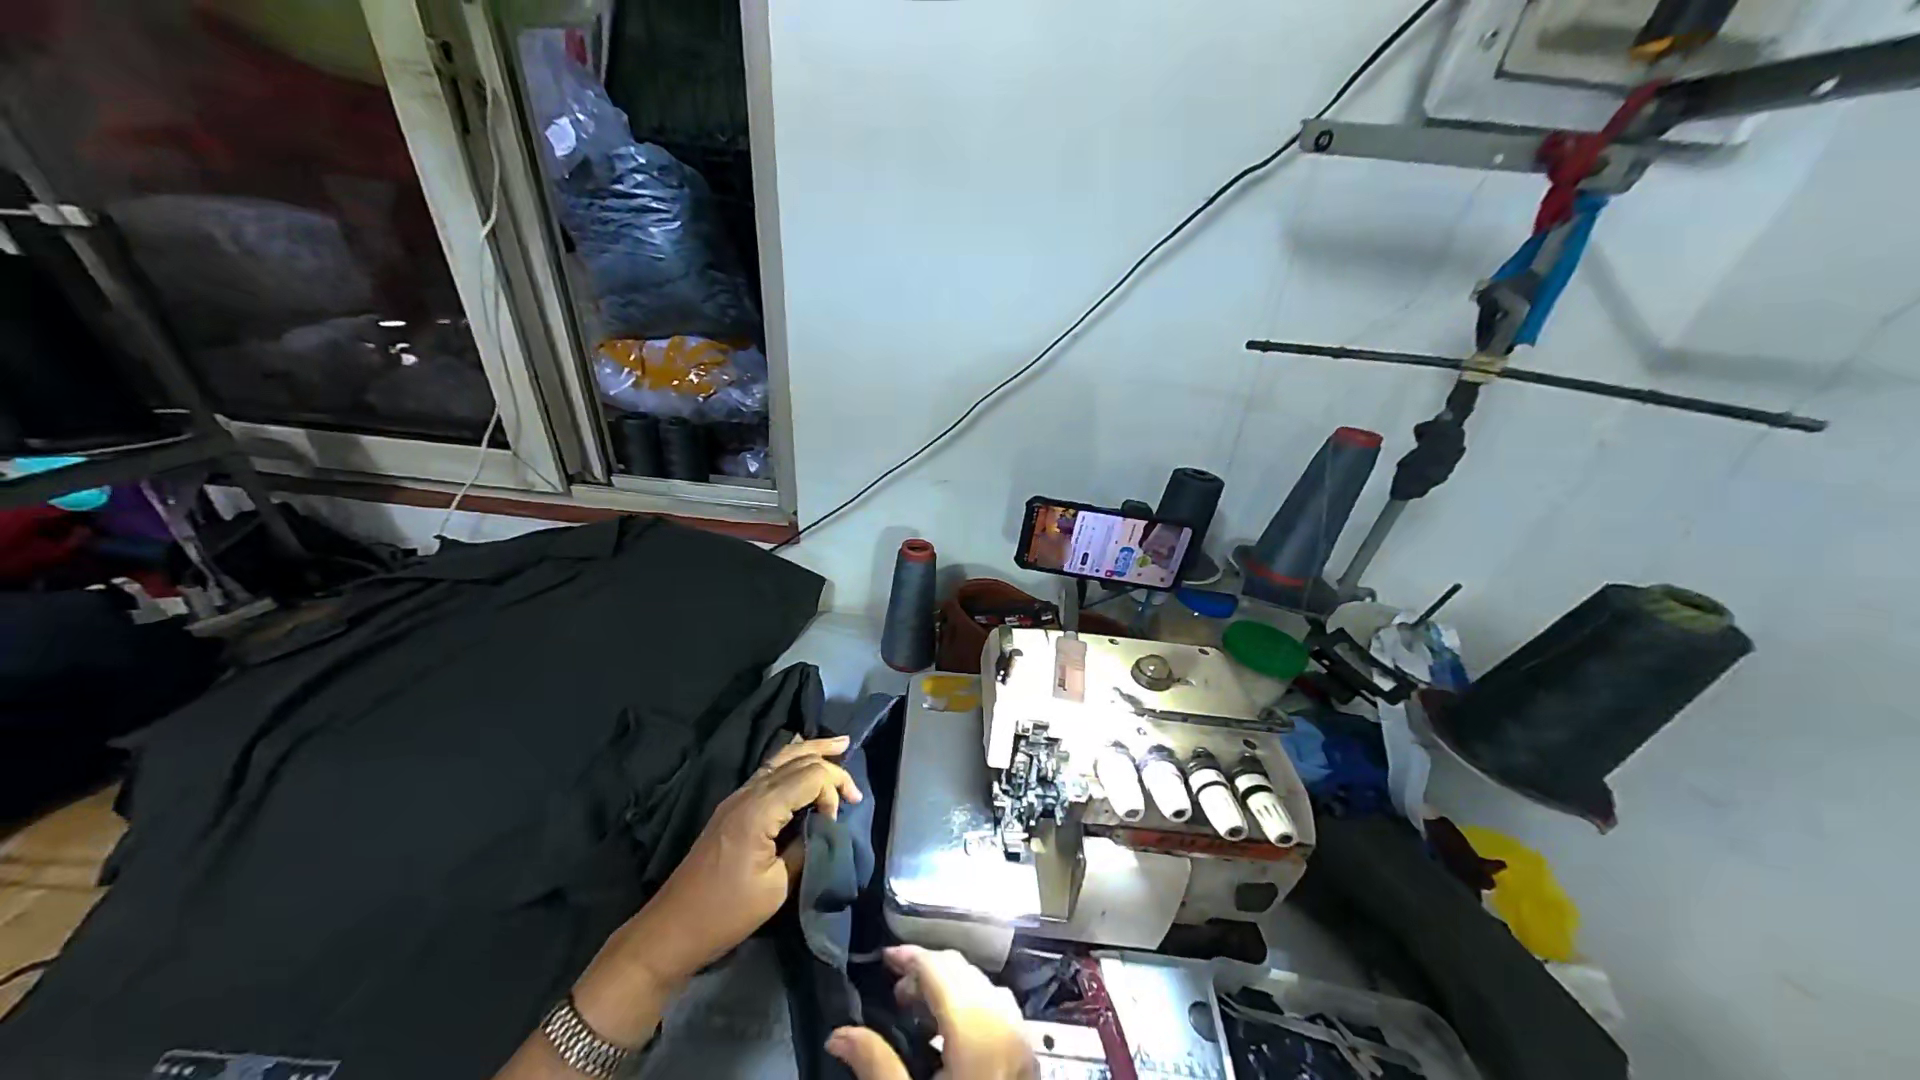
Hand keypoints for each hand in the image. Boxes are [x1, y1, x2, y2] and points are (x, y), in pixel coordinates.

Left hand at [628, 735, 861, 984]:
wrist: (672, 929)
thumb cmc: (727, 913)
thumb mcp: (778, 887)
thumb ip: (806, 848)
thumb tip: (824, 827)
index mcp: (759, 809)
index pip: (810, 776)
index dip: (833, 791)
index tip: (836, 823)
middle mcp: (748, 793)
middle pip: (797, 761)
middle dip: (830, 767)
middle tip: (855, 787)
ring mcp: (736, 797)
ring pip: (780, 759)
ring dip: (811, 752)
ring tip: (839, 745)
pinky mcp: (732, 807)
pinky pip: (767, 771)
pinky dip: (791, 763)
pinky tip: (802, 761)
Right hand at [826, 946, 1035, 1079]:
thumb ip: (875, 1065)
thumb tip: (839, 1033)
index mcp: (978, 1035)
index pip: (942, 972)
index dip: (911, 957)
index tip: (884, 957)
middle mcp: (1008, 1028)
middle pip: (965, 972)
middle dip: (928, 970)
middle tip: (895, 992)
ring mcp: (1024, 1045)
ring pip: (985, 987)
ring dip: (951, 986)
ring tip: (919, 1010)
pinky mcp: (1030, 1062)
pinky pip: (1000, 1010)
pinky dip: (973, 1004)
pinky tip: (951, 1032)